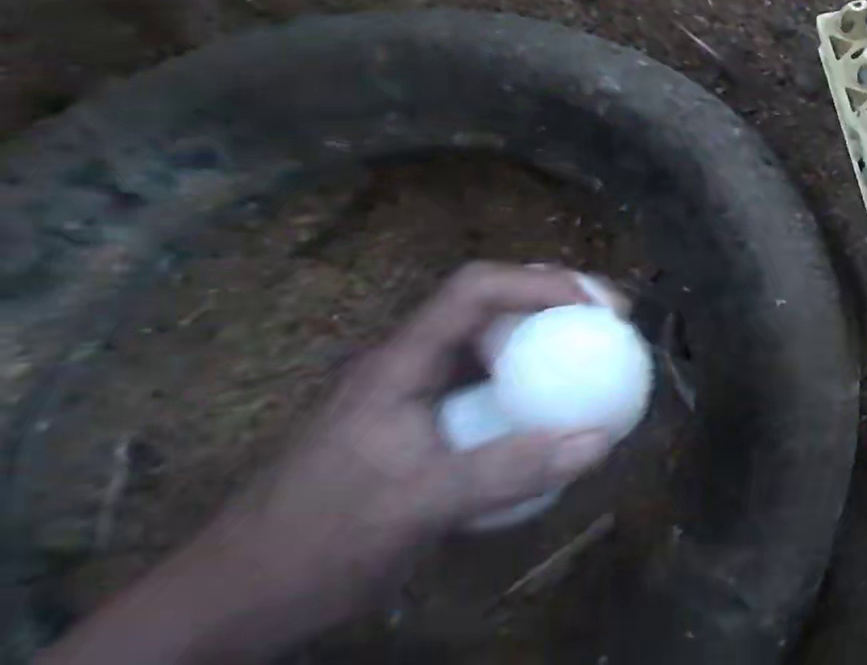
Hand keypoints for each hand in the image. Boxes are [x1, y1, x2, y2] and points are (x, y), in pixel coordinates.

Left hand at [44, 263, 619, 664]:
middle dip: (559, 294)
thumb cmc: (312, 545)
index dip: (545, 283)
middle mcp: (412, 361)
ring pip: (494, 335)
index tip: (602, 310)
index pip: (478, 288)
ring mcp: (418, 390)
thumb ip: (507, 474)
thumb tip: (602, 440)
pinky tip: (558, 403)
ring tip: (600, 349)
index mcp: (401, 361)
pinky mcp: (427, 421)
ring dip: (551, 331)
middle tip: (614, 319)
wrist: (228, 607)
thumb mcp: (414, 509)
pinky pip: (493, 377)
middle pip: (493, 297)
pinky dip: (536, 374)